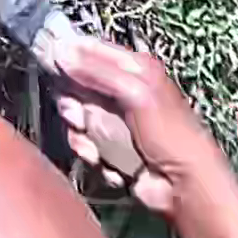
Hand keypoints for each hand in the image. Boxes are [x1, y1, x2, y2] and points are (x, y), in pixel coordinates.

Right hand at [55, 37, 237, 237]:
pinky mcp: (107, 143)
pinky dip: (90, 151)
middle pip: (75, 82)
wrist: (187, 190)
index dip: (67, 51)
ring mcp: (112, 117)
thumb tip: (60, 50)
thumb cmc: (172, 135)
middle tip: (79, 115)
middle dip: (74, 102)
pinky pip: (83, 139)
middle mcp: (120, 87)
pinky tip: (104, 160)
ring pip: (76, 114)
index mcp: (132, 64)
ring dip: (82, 131)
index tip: (50, 59)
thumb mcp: (136, 93)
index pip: (88, 46)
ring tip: (98, 145)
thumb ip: (96, 70)